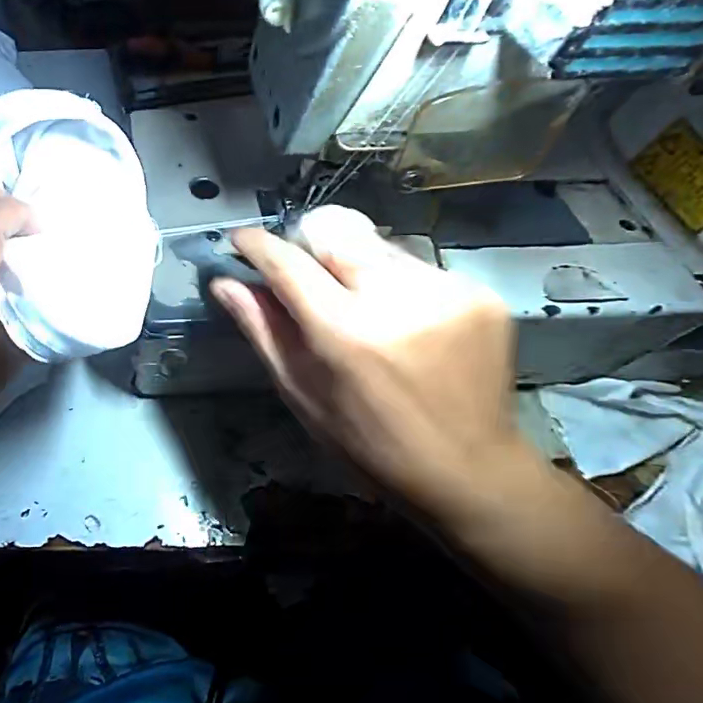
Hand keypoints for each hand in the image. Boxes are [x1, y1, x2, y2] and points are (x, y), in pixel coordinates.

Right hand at [210, 207, 547, 524]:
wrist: (471, 469)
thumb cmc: (371, 444)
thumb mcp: (304, 394)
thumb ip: (263, 330)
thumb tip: (225, 283)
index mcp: (346, 332)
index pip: (289, 263)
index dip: (258, 245)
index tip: (240, 239)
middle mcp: (397, 298)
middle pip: (334, 232)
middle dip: (309, 246)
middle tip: (305, 276)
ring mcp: (445, 290)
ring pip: (375, 243)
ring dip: (354, 263)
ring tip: (360, 305)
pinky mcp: (477, 291)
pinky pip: (415, 264)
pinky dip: (395, 281)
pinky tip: (401, 318)